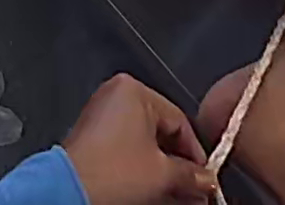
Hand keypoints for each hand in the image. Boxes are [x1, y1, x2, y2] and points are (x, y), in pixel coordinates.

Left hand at [64, 76, 216, 204]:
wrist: (76, 183)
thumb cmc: (115, 170)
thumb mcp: (164, 173)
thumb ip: (192, 174)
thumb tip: (206, 179)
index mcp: (133, 90)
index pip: (179, 120)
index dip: (198, 155)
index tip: (208, 181)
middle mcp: (117, 93)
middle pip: (163, 130)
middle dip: (182, 165)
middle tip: (197, 193)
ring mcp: (105, 110)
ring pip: (148, 140)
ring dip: (167, 168)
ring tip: (180, 195)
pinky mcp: (97, 129)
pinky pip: (130, 144)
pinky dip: (147, 164)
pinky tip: (159, 188)